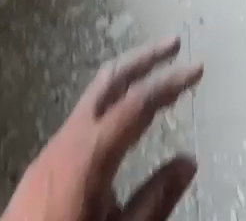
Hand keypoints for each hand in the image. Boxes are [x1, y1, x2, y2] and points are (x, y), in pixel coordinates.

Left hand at [1, 37, 203, 220]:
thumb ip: (154, 200)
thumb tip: (189, 162)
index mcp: (92, 151)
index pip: (139, 102)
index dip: (171, 81)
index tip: (198, 67)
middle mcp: (71, 135)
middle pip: (110, 79)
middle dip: (143, 58)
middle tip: (173, 45)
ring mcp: (54, 144)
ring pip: (93, 94)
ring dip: (125, 77)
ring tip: (152, 70)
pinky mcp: (47, 159)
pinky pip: (84, 114)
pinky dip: (110, 100)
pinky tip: (122, 117)